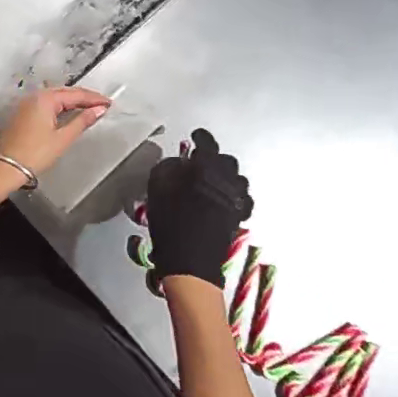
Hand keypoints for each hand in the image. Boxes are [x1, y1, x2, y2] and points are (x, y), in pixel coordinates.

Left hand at [0, 86, 111, 175]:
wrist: (6, 167)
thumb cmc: (36, 153)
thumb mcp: (63, 138)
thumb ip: (82, 121)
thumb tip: (99, 109)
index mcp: (45, 99)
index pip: (75, 94)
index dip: (93, 99)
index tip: (109, 103)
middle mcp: (34, 96)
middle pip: (64, 92)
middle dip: (83, 98)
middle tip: (100, 104)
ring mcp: (25, 104)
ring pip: (53, 98)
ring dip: (70, 102)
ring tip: (88, 108)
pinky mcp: (21, 114)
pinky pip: (44, 105)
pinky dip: (58, 107)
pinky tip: (67, 114)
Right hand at [145, 129, 252, 286]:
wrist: (190, 260)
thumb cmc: (169, 224)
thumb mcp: (157, 191)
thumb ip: (167, 169)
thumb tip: (177, 162)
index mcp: (207, 168)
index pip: (207, 143)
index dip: (201, 138)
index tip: (195, 136)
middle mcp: (227, 178)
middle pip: (225, 160)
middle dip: (214, 159)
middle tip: (199, 163)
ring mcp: (237, 197)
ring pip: (236, 177)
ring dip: (225, 175)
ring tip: (211, 181)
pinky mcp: (239, 214)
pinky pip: (240, 196)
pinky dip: (232, 193)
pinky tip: (222, 198)